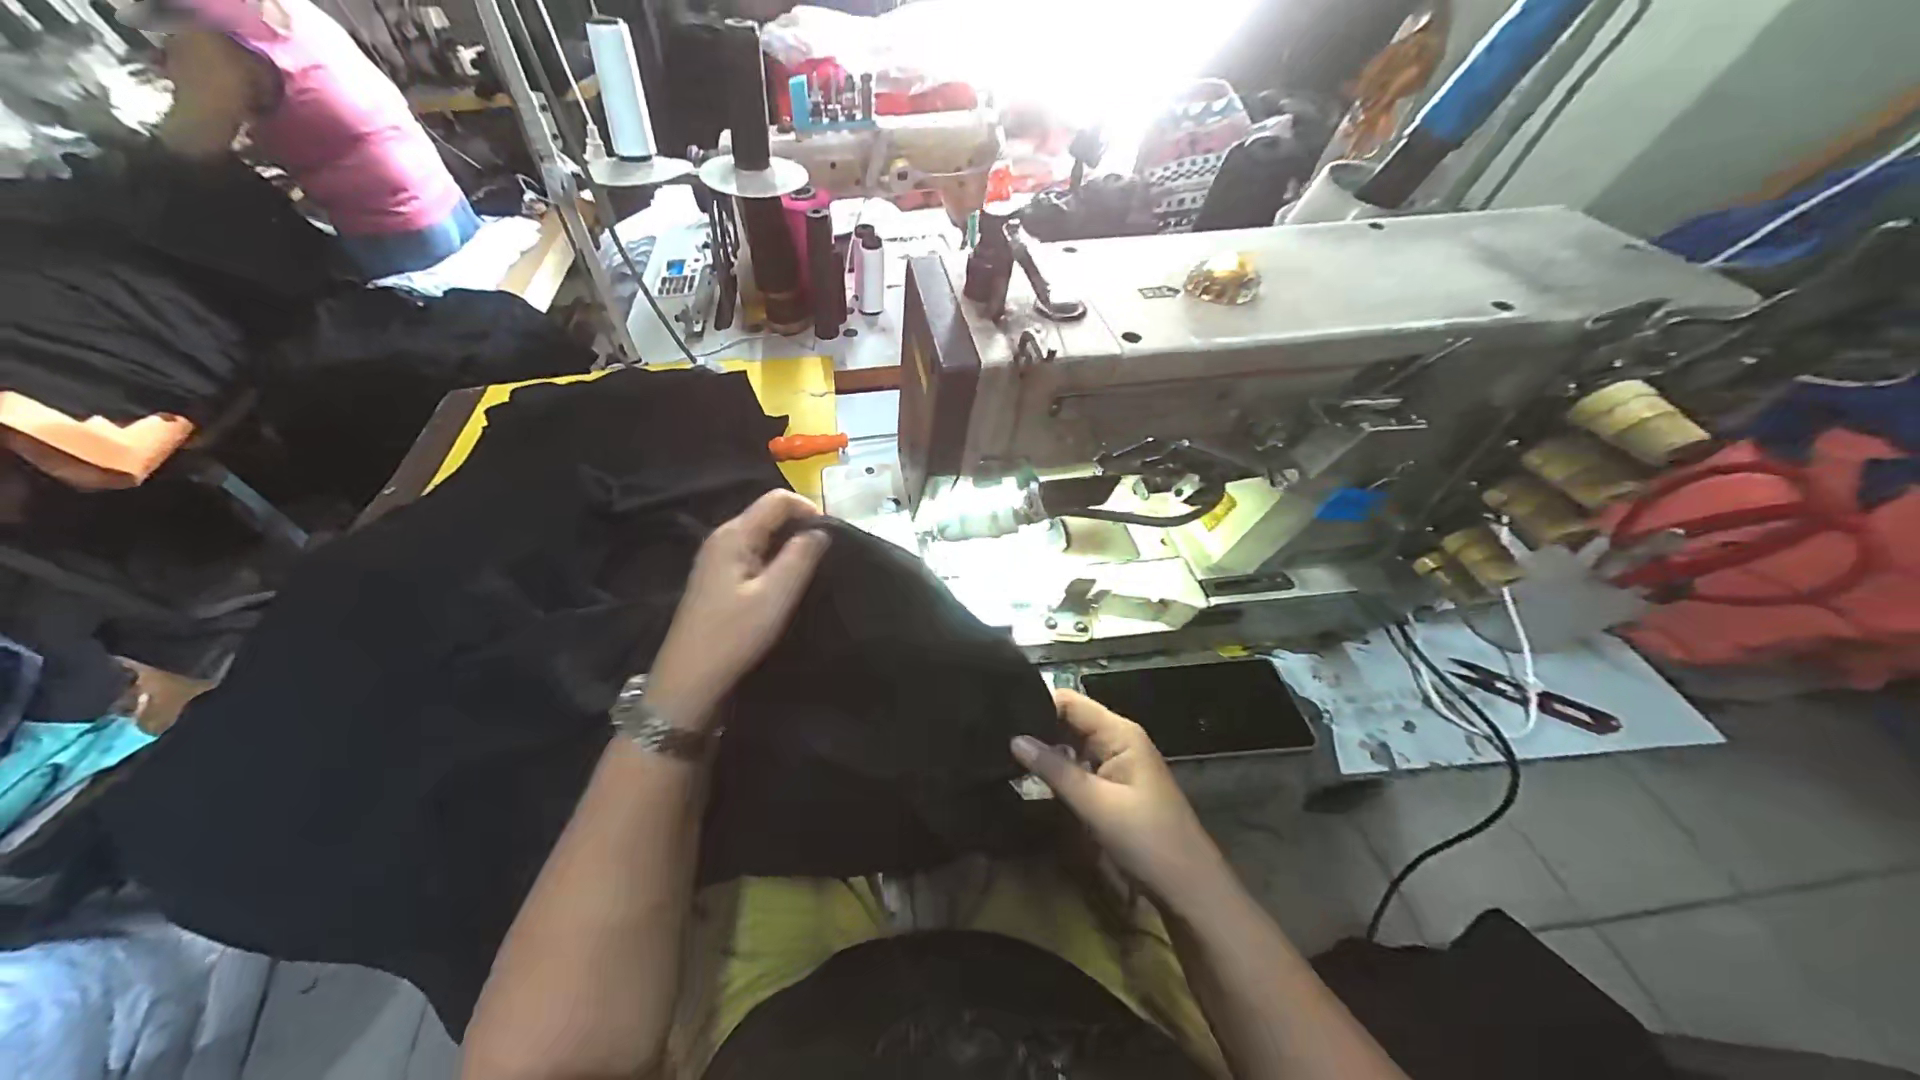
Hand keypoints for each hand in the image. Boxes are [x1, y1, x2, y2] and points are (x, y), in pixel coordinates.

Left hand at [646, 491, 830, 729]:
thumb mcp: (775, 595)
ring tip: (811, 569)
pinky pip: (753, 553)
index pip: (778, 499)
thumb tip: (821, 531)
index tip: (833, 537)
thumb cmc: (734, 634)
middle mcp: (723, 537)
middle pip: (768, 514)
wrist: (689, 678)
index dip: (809, 509)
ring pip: (762, 534)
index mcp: (734, 534)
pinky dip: (774, 559)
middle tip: (827, 556)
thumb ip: (801, 556)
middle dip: (800, 526)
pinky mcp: (717, 576)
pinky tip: (785, 583)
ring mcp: (717, 557)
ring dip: (789, 544)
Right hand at [1012, 689, 1231, 909]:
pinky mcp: (1110, 786)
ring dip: (1044, 748)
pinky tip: (1028, 773)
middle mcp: (1116, 740)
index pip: (1070, 702)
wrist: (1189, 888)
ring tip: (1001, 749)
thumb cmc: (1147, 840)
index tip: (1000, 713)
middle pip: (1069, 720)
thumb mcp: (1096, 804)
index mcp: (1119, 733)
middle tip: (994, 733)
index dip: (1037, 703)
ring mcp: (1114, 763)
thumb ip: (1055, 770)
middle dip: (1036, 726)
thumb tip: (1014, 739)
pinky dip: (1056, 769)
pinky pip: (1077, 766)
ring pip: (1070, 744)